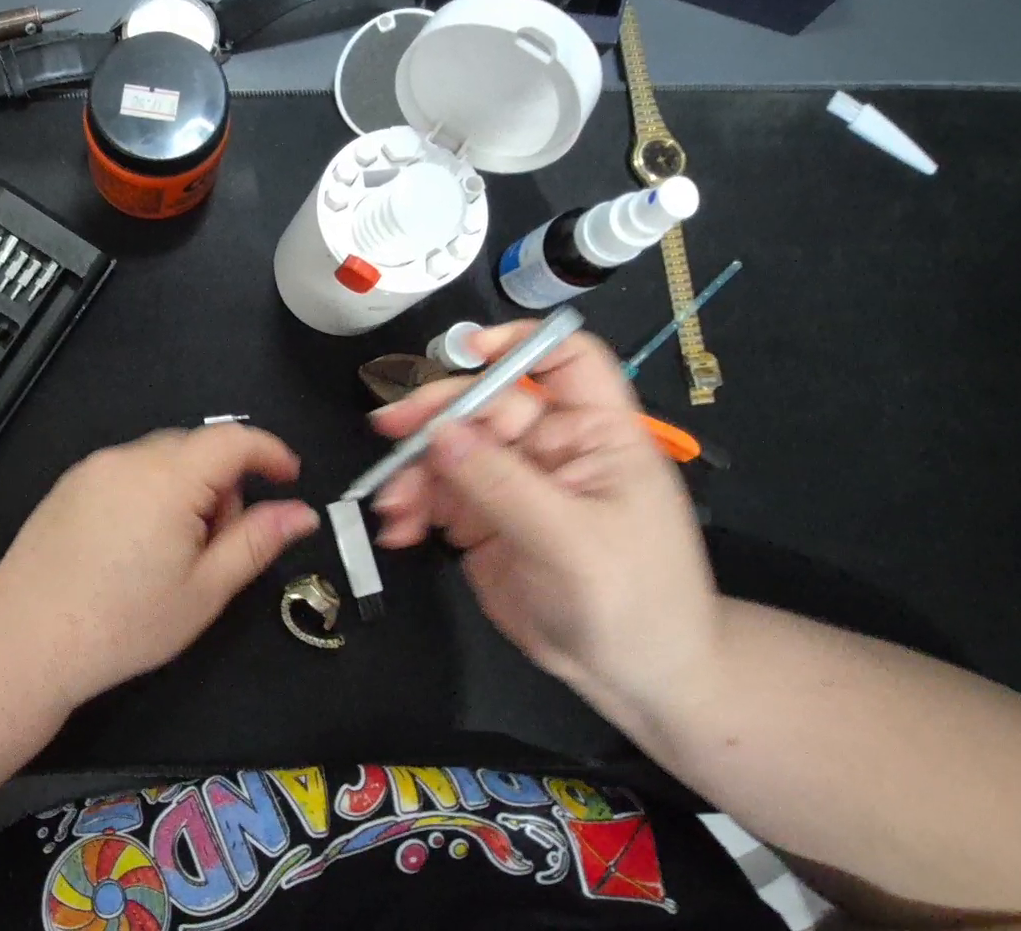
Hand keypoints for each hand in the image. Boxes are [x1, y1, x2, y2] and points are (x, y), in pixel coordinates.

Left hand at [0, 426, 320, 703]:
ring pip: (161, 459)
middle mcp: (128, 458)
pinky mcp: (69, 483)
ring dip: (185, 488)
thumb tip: (302, 512)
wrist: (27, 638)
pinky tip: (133, 546)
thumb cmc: (125, 623)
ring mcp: (93, 468)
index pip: (233, 439)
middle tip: (217, 543)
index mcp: (168, 479)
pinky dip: (149, 492)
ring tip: (171, 552)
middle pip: (196, 447)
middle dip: (222, 483)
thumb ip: (256, 541)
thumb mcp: (205, 590)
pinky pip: (127, 471)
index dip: (270, 451)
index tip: (289, 478)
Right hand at [367, 324, 719, 710]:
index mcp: (593, 433)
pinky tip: (399, 532)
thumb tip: (438, 431)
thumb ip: (501, 483)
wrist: (632, 676)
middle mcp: (547, 447)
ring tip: (393, 509)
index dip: (518, 344)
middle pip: (482, 404)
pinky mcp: (479, 519)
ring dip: (412, 473)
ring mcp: (509, 483)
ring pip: (446, 451)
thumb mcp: (570, 541)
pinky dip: (409, 508)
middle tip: (388, 430)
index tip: (464, 352)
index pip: (562, 361)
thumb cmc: (632, 600)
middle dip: (434, 416)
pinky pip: (433, 496)